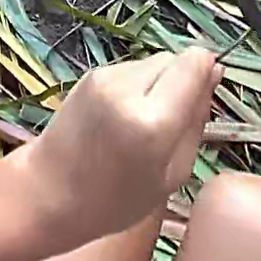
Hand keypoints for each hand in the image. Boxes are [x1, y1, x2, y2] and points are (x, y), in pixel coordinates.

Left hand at [21, 50, 220, 245]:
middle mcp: (128, 88)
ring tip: (140, 123)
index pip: (195, 62)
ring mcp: (106, 76)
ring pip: (154, 62)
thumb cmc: (114, 201)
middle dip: (181, 82)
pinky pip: (132, 69)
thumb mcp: (172, 175)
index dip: (205, 73)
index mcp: (153, 121)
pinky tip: (121, 117)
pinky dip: (136, 87)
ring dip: (158, 84)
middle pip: (176, 59)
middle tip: (169, 122)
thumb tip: (214, 72)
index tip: (200, 97)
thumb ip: (196, 120)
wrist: (46, 193)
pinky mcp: (92, 73)